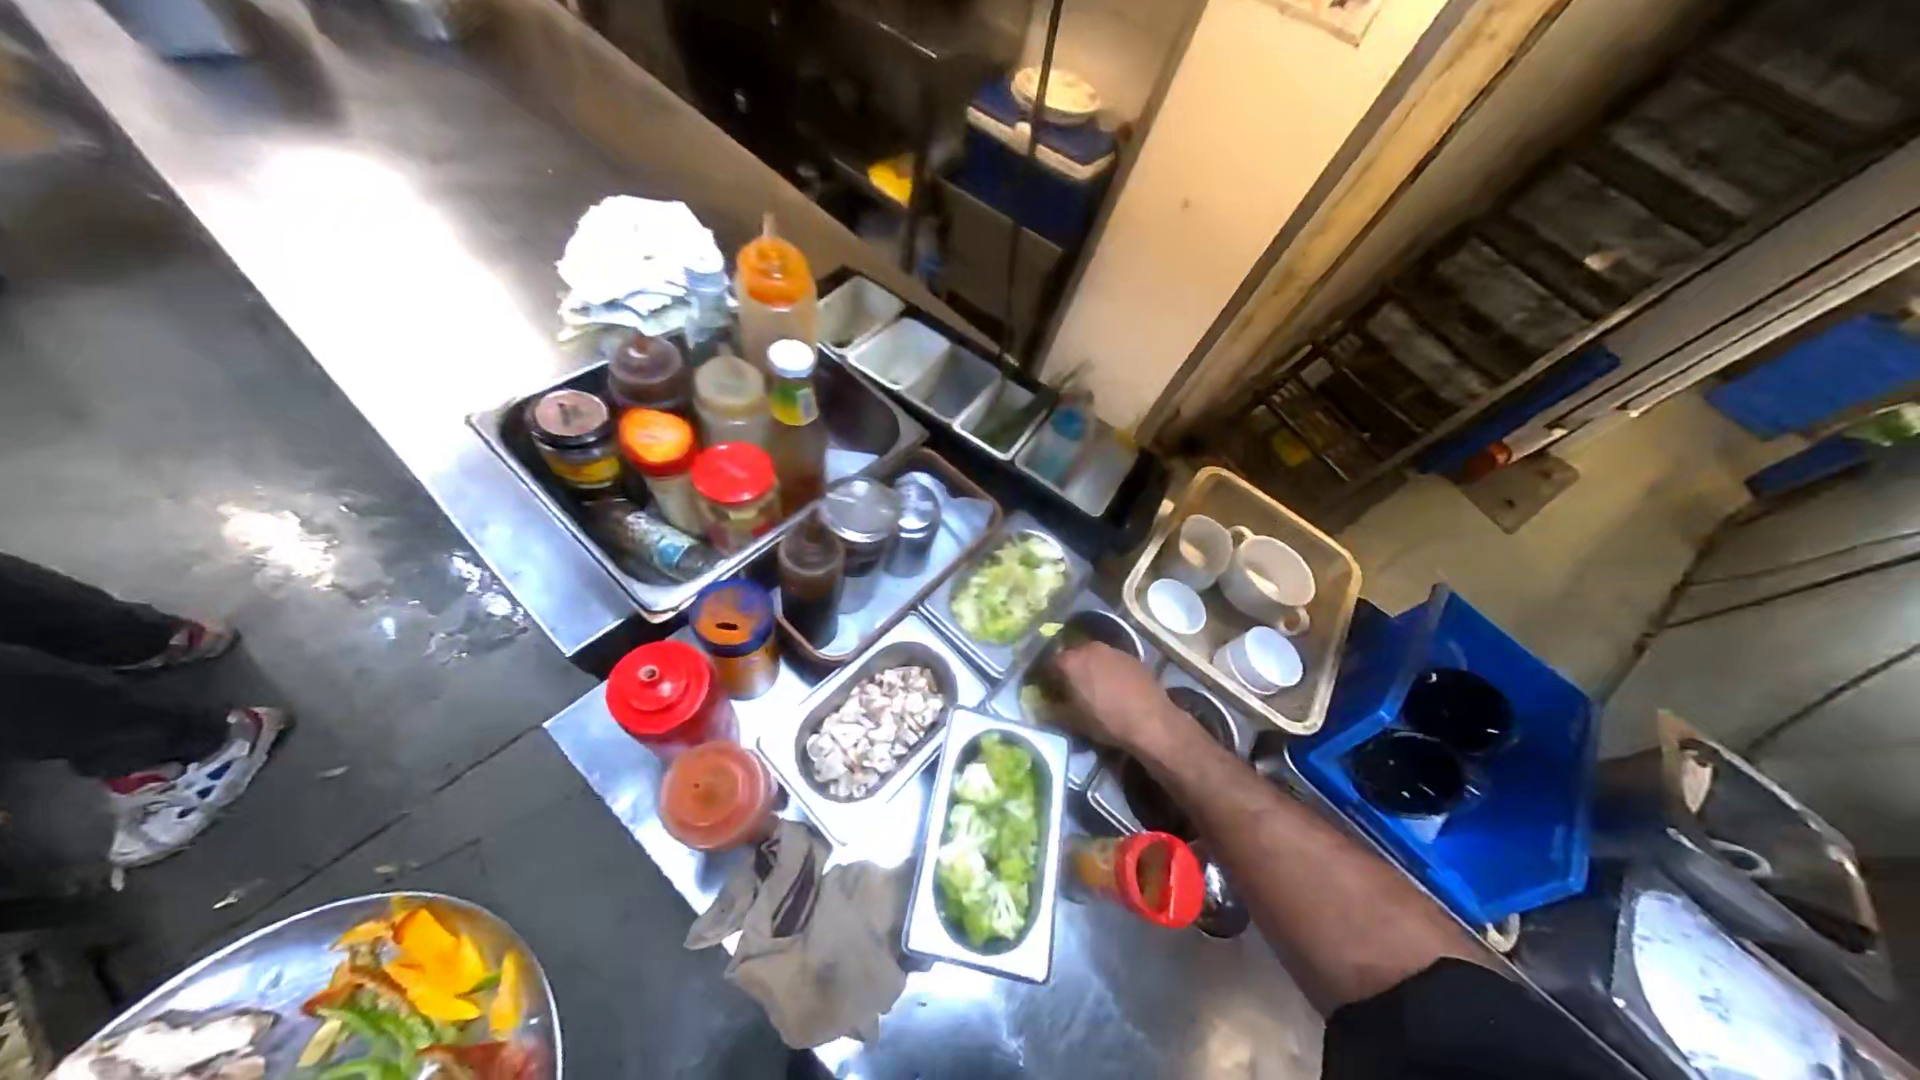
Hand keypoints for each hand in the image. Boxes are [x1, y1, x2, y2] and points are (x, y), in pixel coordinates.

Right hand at [1047, 641, 1180, 753]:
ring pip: (1091, 656)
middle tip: (1069, 690)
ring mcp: (1112, 649)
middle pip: (1070, 656)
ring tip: (1093, 688)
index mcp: (1069, 661)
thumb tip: (1038, 706)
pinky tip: (1113, 687)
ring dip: (1088, 668)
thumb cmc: (1106, 721)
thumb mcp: (1072, 721)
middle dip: (1067, 671)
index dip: (1045, 680)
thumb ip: (1050, 710)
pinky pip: (1110, 660)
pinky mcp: (1131, 656)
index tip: (1047, 692)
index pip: (1047, 665)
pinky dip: (1106, 670)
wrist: (1151, 721)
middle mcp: (1088, 648)